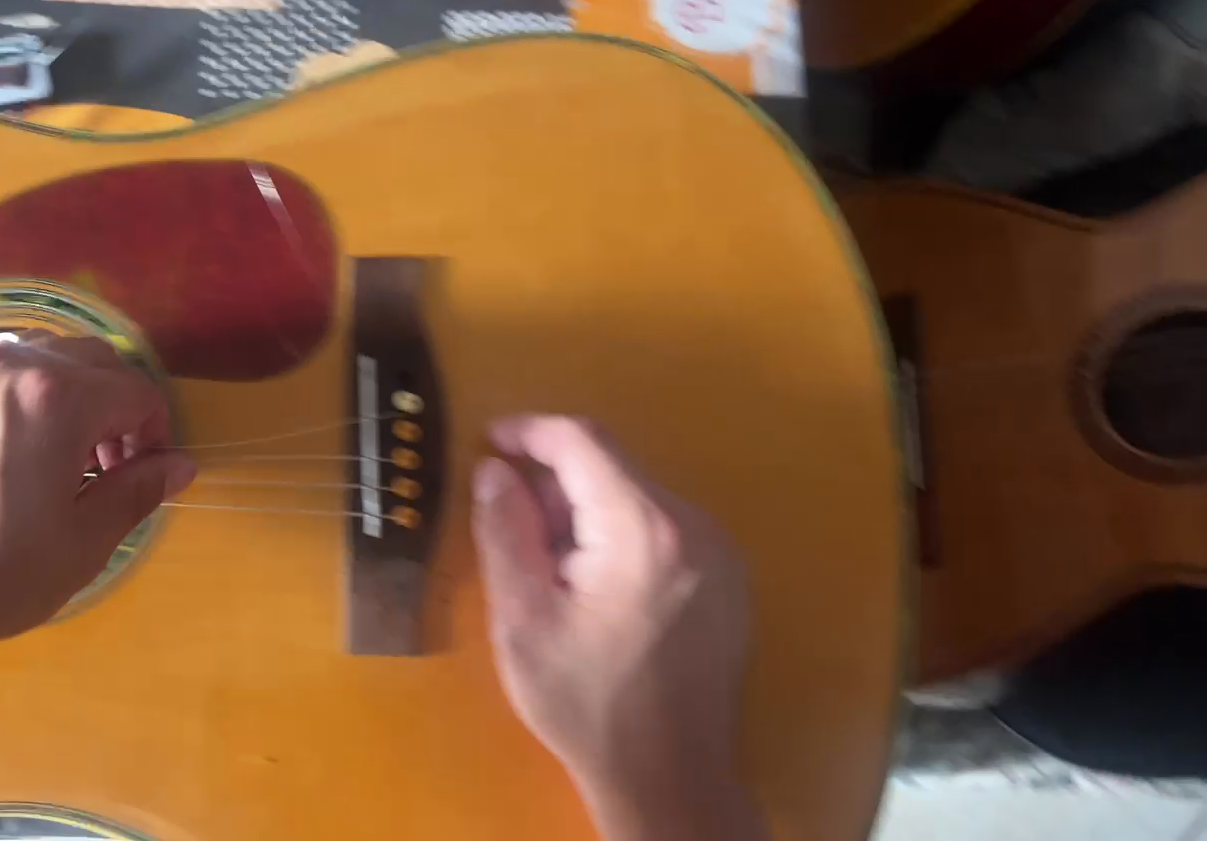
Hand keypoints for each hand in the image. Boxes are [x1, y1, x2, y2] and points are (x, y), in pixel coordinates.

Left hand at [0, 333, 196, 662]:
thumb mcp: (81, 543)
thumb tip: (181, 464)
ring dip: (75, 393)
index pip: (138, 392)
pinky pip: (2, 366)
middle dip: (118, 408)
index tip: (143, 475)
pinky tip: (12, 442)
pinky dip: (28, 390)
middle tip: (106, 466)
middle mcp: (16, 364)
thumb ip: (139, 491)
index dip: (155, 433)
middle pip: (98, 361)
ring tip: (60, 452)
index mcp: (59, 397)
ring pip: (49, 355)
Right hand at [472, 415, 760, 839]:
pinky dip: (612, 528)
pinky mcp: (726, 575)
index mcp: (643, 531)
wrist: (672, 783)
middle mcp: (694, 527)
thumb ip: (503, 530)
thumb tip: (494, 469)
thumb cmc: (585, 701)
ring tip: (550, 568)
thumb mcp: (520, 616)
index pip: (582, 441)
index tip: (488, 442)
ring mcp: (719, 551)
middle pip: (607, 465)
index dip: (529, 430)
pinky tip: (590, 582)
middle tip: (512, 529)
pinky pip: (656, 522)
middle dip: (550, 481)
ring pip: (630, 491)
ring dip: (578, 508)